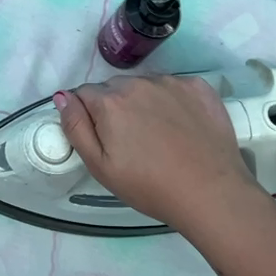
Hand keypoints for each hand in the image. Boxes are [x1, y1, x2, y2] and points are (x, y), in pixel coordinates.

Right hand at [54, 75, 257, 231]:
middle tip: (132, 143)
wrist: (212, 193)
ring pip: (145, 86)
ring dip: (144, 103)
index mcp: (109, 101)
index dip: (89, 116)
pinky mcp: (198, 87)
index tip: (105, 139)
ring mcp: (170, 82)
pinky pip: (175, 87)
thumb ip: (76, 127)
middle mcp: (137, 82)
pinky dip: (173, 101)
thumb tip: (62, 97)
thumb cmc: (150, 186)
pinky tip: (182, 127)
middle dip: (116, 108)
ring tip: (159, 137)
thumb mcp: (100, 167)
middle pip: (115, 88)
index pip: (84, 94)